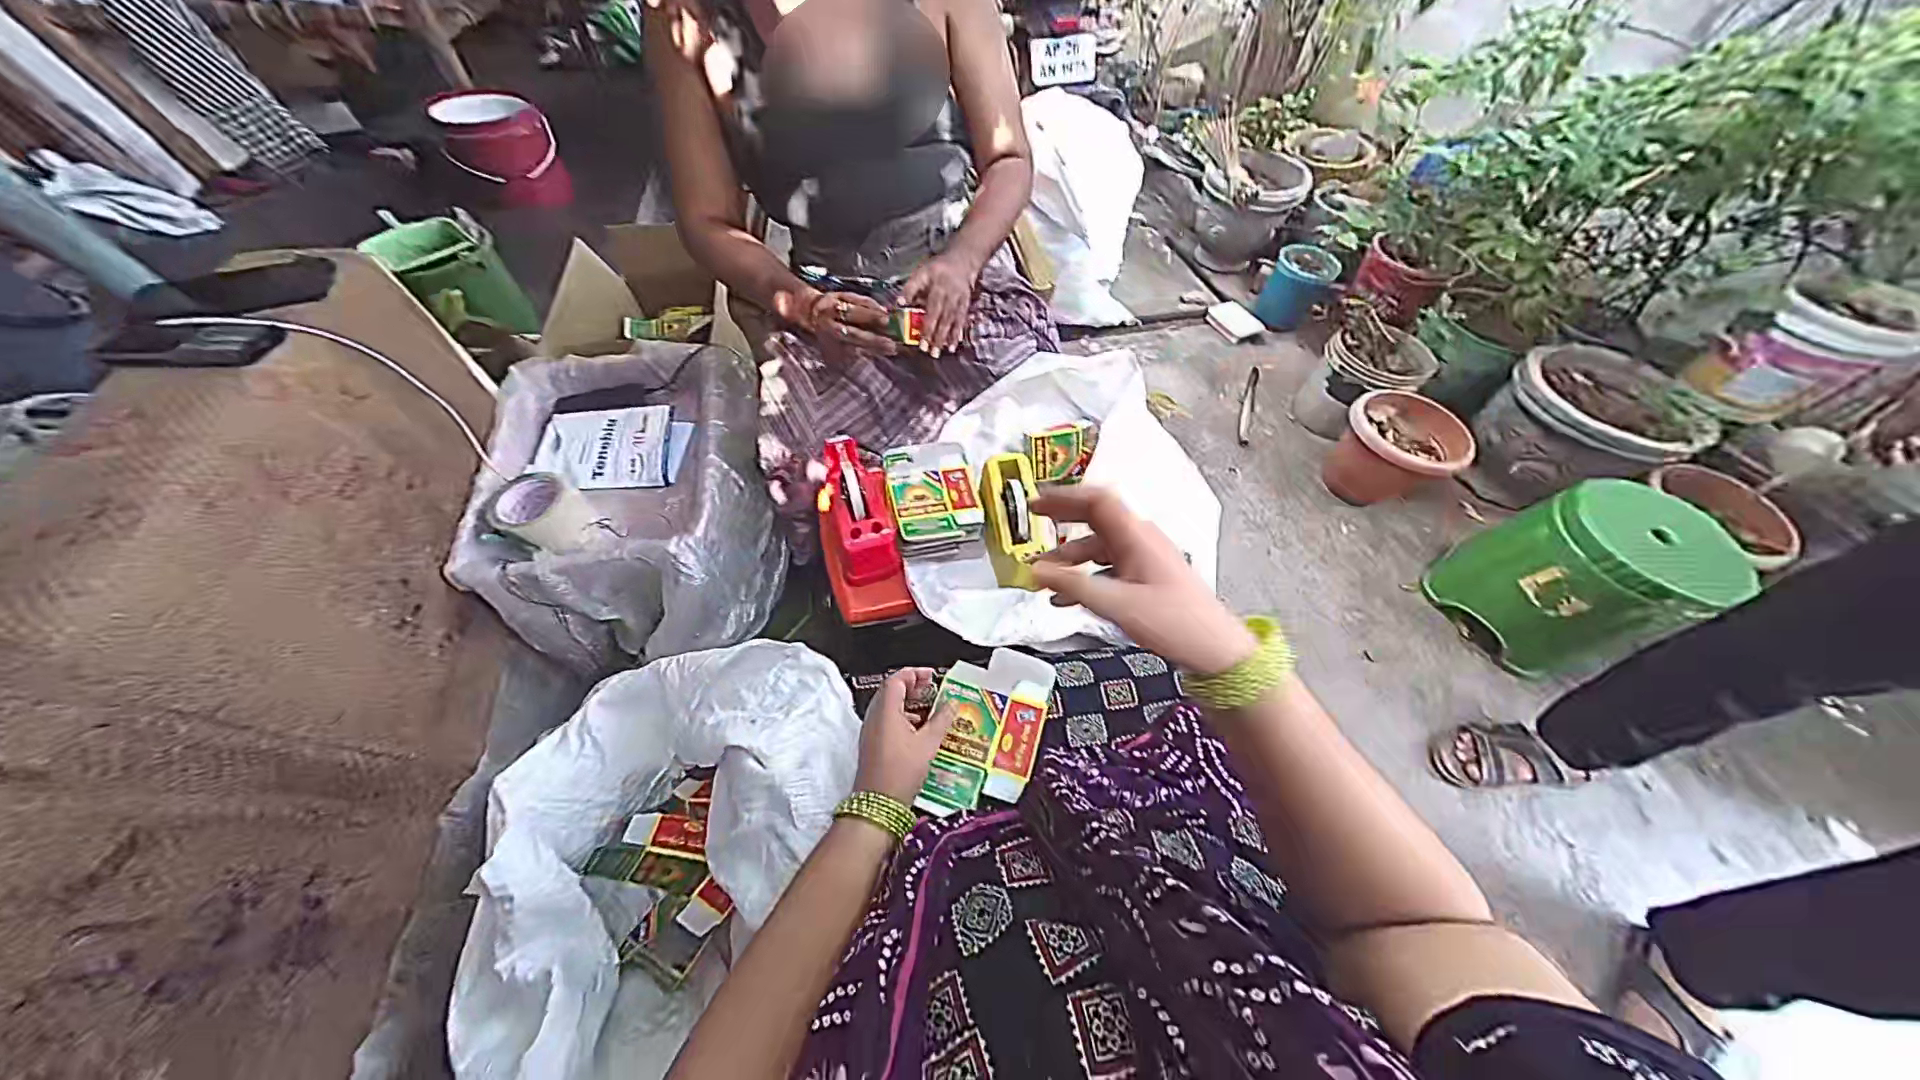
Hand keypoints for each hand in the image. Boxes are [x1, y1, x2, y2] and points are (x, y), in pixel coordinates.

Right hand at [806, 289, 897, 361]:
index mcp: (832, 307)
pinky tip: (881, 354)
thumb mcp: (845, 296)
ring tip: (891, 350)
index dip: (871, 316)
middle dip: (874, 339)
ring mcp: (830, 342)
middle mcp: (830, 326)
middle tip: (892, 344)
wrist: (810, 314)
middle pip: (853, 334)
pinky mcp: (832, 353)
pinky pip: (852, 356)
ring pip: (854, 347)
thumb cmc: (833, 304)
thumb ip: (865, 303)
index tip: (888, 319)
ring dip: (874, 350)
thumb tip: (885, 311)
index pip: (853, 312)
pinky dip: (867, 355)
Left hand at [852, 668, 956, 805]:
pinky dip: (903, 717)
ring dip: (909, 703)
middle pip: (892, 691)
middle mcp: (875, 717)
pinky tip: (920, 730)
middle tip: (932, 690)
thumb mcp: (928, 744)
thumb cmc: (900, 772)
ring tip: (930, 709)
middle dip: (913, 687)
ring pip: (889, 706)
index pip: (897, 680)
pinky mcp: (872, 744)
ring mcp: (871, 731)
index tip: (931, 676)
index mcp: (886, 711)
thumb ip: (941, 720)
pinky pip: (887, 721)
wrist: (878, 803)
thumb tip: (952, 704)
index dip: (915, 674)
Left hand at [899, 251, 978, 355]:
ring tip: (944, 352)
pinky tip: (955, 344)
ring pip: (953, 323)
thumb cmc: (938, 268)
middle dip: (937, 338)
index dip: (927, 329)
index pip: (932, 313)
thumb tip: (899, 304)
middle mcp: (950, 298)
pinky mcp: (965, 305)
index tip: (922, 343)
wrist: (962, 261)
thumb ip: (910, 289)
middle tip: (932, 353)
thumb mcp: (921, 273)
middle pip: (943, 321)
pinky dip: (958, 333)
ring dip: (948, 338)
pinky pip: (962, 321)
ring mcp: (959, 303)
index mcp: (937, 290)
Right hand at [1028, 488, 1257, 675]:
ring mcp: (1145, 558)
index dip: (1064, 497)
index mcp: (1137, 537)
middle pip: (1096, 520)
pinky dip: (1085, 576)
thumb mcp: (1116, 604)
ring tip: (1043, 576)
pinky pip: (1108, 567)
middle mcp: (1141, 540)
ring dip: (1070, 559)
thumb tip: (1037, 571)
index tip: (1037, 500)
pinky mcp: (1146, 577)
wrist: (1214, 649)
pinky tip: (1067, 597)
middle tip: (1035, 520)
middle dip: (1063, 520)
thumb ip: (1073, 585)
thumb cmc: (1173, 622)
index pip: (1097, 501)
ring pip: (1099, 548)